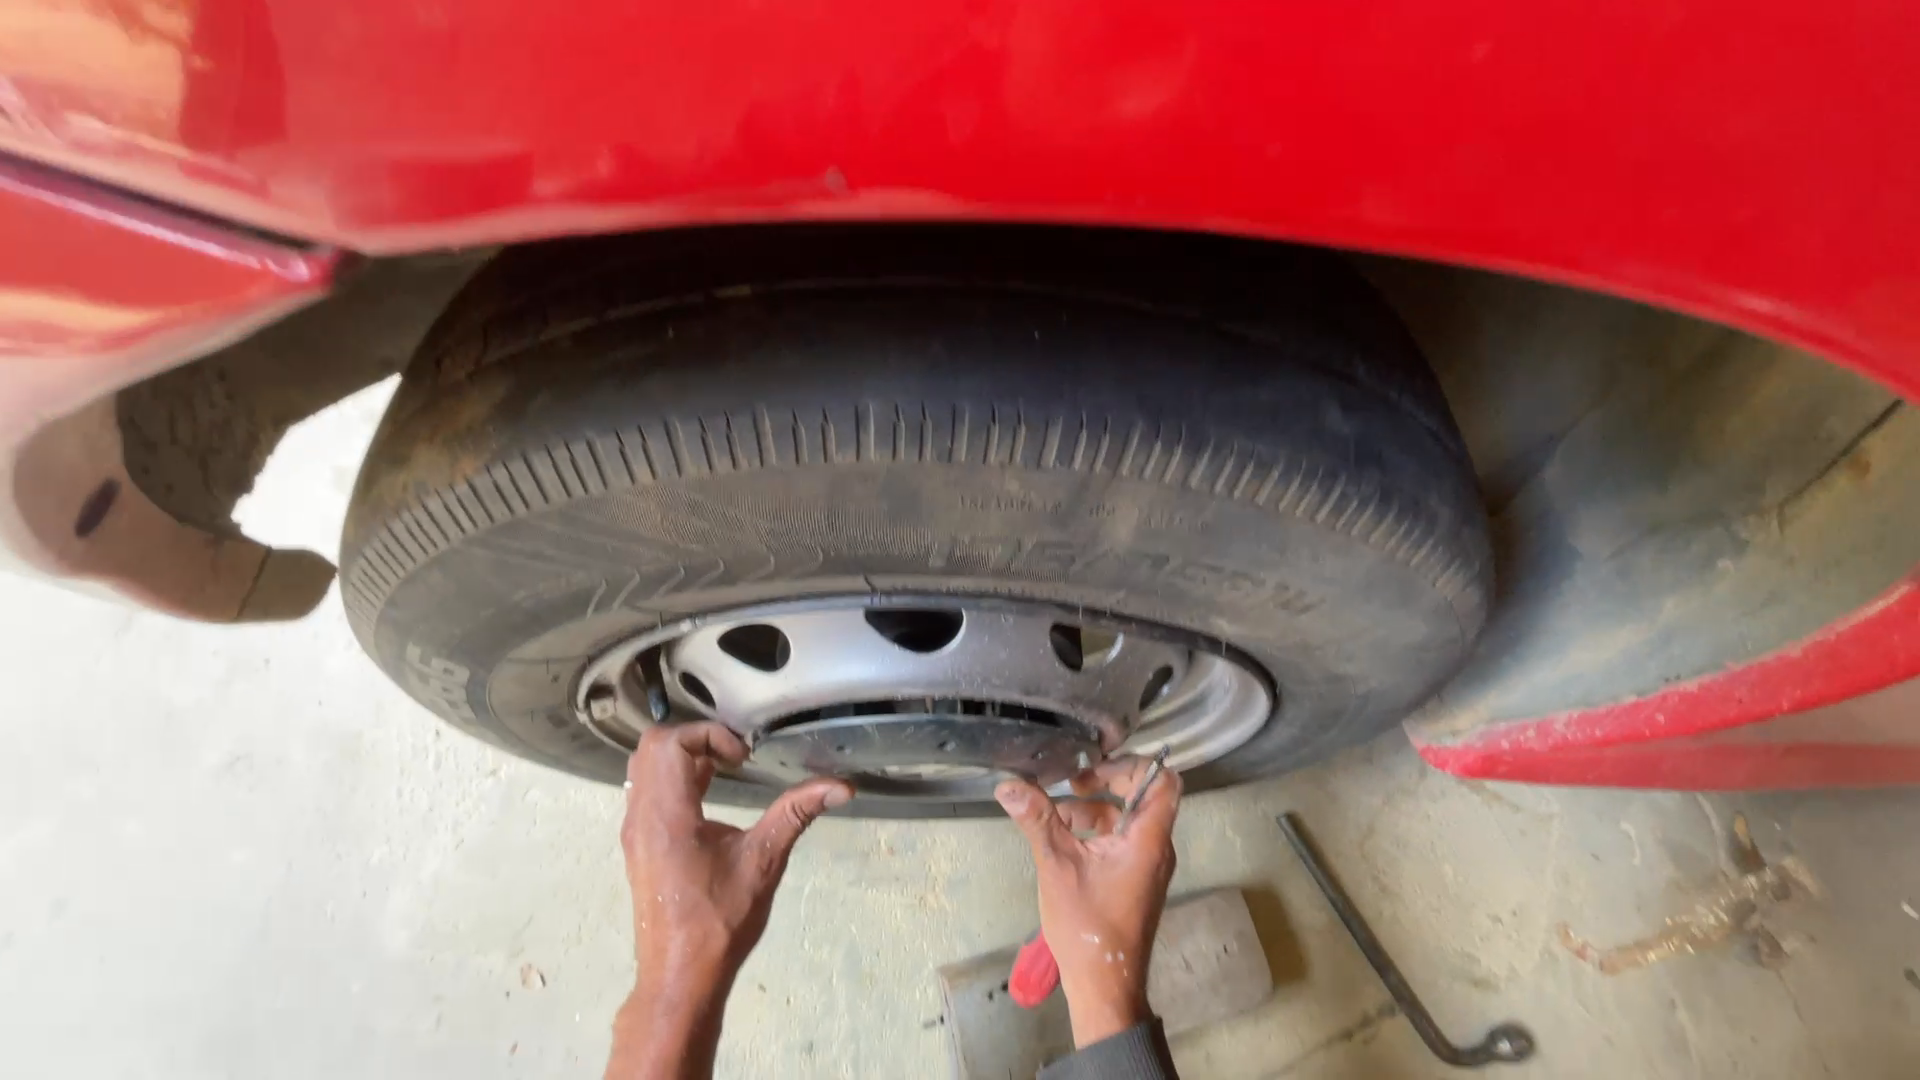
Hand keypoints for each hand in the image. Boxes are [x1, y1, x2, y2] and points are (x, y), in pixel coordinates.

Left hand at [607, 722, 851, 1079]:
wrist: (680, 978)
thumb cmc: (721, 920)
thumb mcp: (765, 861)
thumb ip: (797, 813)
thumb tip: (842, 786)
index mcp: (667, 816)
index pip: (671, 743)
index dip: (710, 735)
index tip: (743, 758)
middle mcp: (641, 816)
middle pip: (651, 746)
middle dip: (696, 737)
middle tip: (733, 755)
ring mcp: (634, 831)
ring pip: (644, 766)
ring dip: (684, 756)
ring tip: (724, 769)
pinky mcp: (639, 844)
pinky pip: (646, 789)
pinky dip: (675, 776)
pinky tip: (710, 794)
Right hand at [996, 756, 1181, 1047]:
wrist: (1105, 986)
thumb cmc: (1087, 925)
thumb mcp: (1057, 865)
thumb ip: (1036, 820)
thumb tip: (1008, 785)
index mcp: (1147, 838)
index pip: (1162, 781)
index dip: (1133, 763)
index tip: (1095, 765)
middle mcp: (1155, 846)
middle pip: (1143, 793)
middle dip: (1106, 781)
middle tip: (1071, 781)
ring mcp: (1146, 863)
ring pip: (1126, 817)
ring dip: (1093, 806)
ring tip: (1055, 811)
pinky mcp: (1134, 877)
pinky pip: (1120, 838)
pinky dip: (1094, 829)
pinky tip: (1062, 836)